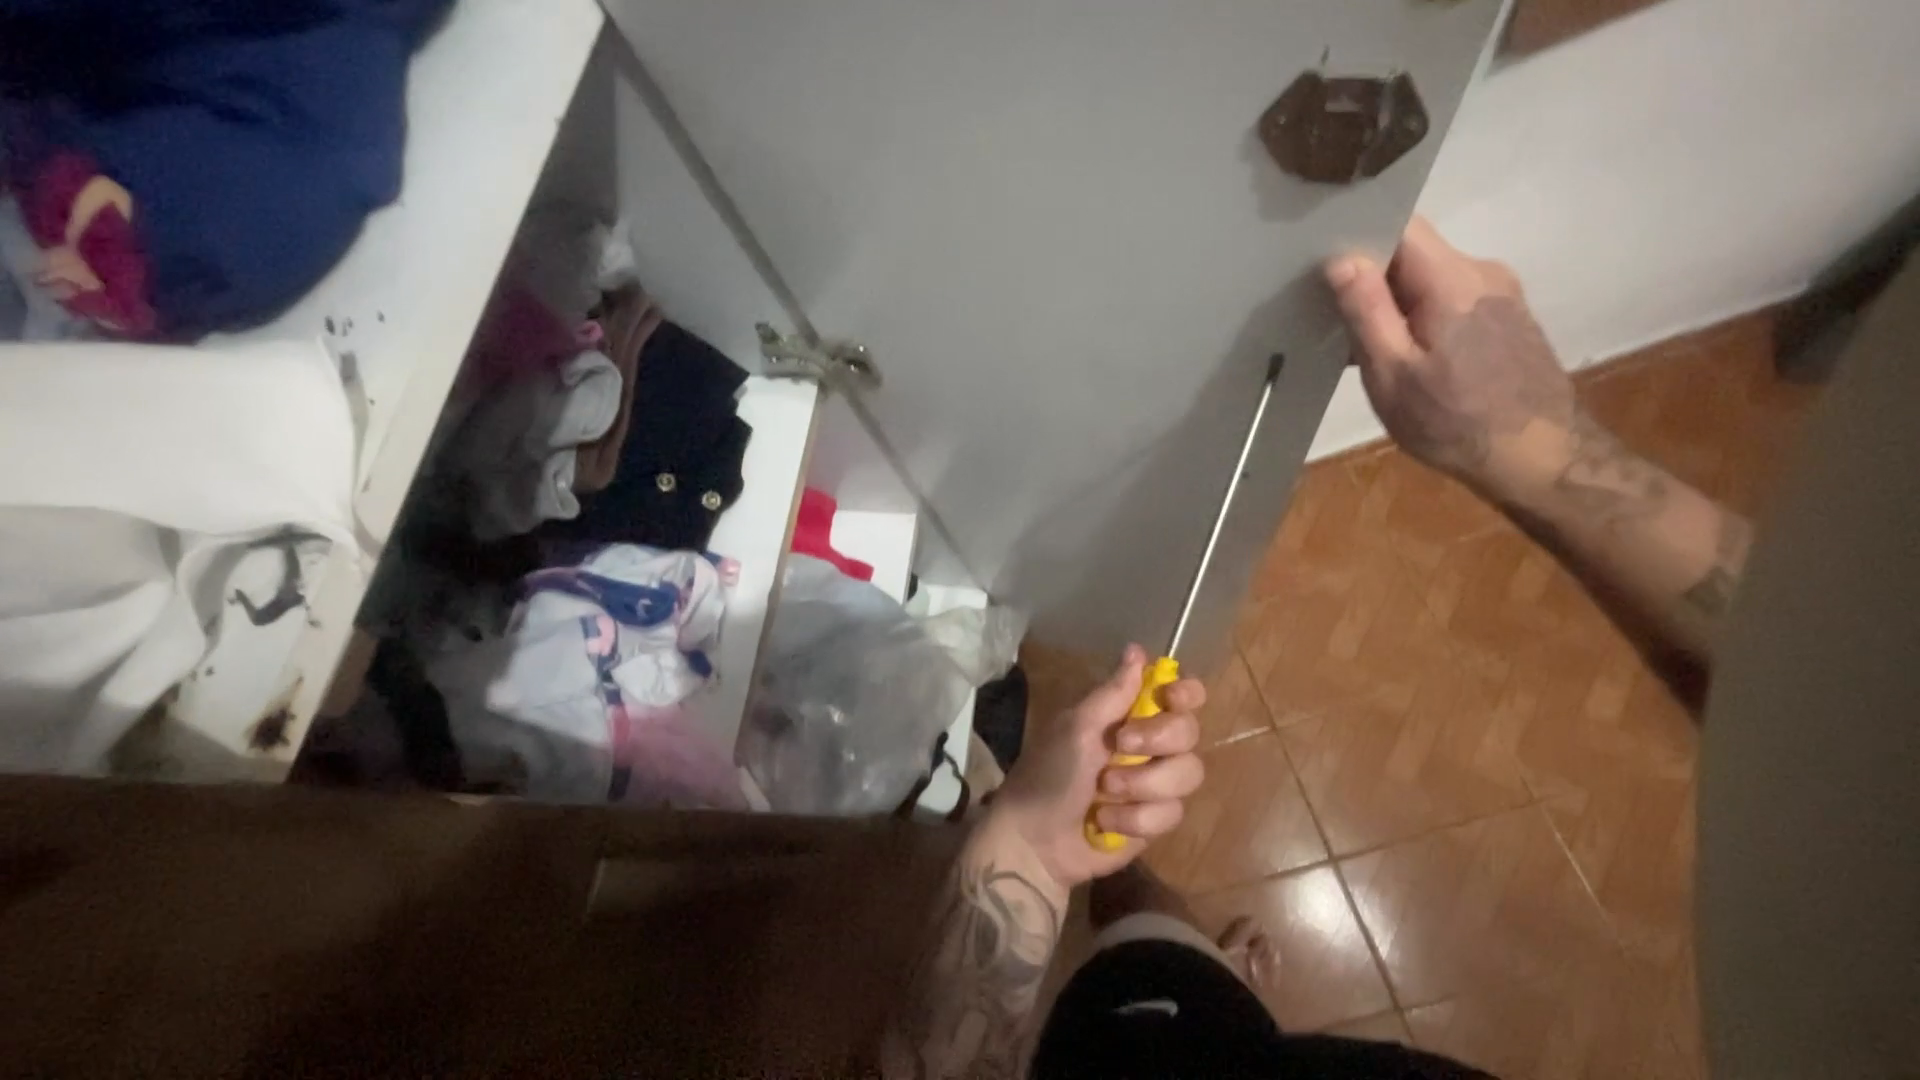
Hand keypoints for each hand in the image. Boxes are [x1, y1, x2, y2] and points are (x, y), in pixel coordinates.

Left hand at [983, 645, 1205, 891]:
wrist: (1037, 839)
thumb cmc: (1048, 773)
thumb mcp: (1076, 727)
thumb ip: (1112, 693)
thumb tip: (1137, 649)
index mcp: (1127, 715)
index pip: (1179, 695)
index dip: (1186, 693)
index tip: (1173, 698)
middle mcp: (1149, 744)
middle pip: (1189, 731)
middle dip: (1158, 739)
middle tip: (1122, 745)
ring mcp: (1155, 783)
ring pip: (1188, 773)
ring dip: (1144, 784)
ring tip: (1105, 791)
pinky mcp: (1156, 820)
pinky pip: (1172, 813)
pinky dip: (1137, 818)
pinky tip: (1108, 821)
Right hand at [1325, 216, 1576, 501]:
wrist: (1539, 459)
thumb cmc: (1454, 421)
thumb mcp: (1393, 373)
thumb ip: (1366, 311)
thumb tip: (1341, 259)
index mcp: (1453, 279)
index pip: (1401, 225)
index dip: (1358, 237)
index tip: (1320, 267)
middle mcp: (1482, 271)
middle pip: (1413, 253)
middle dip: (1370, 277)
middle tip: (1329, 314)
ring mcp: (1500, 294)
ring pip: (1429, 278)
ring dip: (1392, 303)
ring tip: (1360, 344)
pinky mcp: (1505, 318)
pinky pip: (1448, 300)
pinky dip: (1417, 317)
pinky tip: (1401, 356)